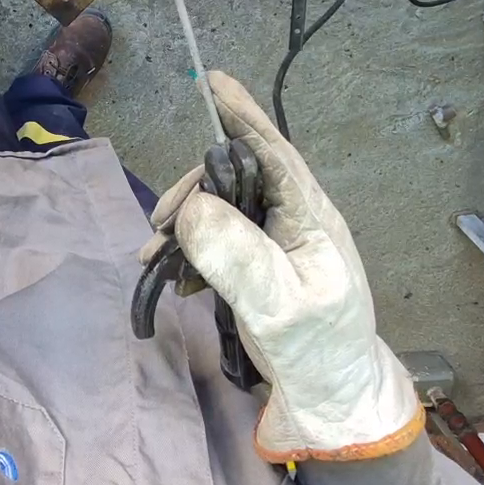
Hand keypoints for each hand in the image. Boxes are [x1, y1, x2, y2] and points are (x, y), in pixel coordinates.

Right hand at [143, 72, 421, 462]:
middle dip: (192, 191)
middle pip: (233, 178)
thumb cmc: (318, 351)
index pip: (272, 152)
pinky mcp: (255, 265)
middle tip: (159, 224)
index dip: (243, 115)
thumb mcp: (281, 304)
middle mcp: (291, 218)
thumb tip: (192, 207)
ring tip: (155, 256)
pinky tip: (175, 275)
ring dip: (184, 225)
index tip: (212, 81)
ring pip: (219, 208)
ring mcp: (272, 242)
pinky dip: (189, 250)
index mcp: (309, 215)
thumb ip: (238, 255)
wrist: (328, 402)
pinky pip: (214, 239)